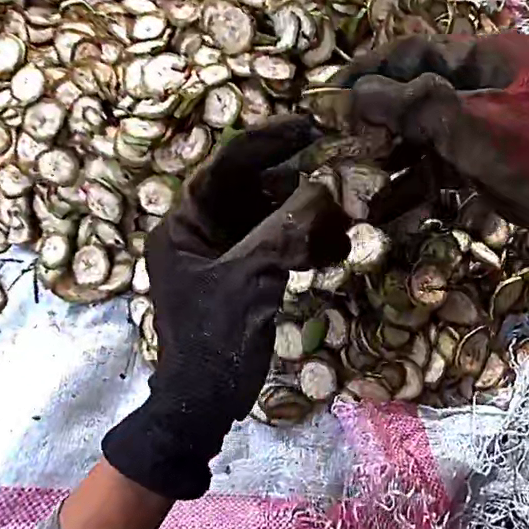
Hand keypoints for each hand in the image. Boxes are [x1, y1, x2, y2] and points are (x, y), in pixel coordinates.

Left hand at [102, 117, 347, 499]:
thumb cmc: (214, 339)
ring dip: (305, 215)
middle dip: (294, 180)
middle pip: (250, 190)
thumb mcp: (250, 278)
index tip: (307, 125)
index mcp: (183, 224)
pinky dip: (302, 246)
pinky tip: (335, 247)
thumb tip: (326, 185)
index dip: (265, 142)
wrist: (203, 403)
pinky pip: (274, 247)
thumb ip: (287, 229)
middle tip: (338, 162)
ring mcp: (221, 254)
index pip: (223, 167)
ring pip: (267, 219)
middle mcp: (199, 232)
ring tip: (345, 209)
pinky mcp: (241, 275)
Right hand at [340, 34, 528, 291]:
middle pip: (414, 84)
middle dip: (375, 108)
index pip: (410, 53)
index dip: (365, 74)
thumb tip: (355, 94)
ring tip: (360, 159)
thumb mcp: (480, 126)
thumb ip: (415, 106)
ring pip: (425, 120)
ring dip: (393, 138)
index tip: (326, 99)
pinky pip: (443, 149)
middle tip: (339, 135)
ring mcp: (489, 116)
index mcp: (485, 55)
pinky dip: (417, 162)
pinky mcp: (493, 150)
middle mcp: (484, 79)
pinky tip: (396, 179)